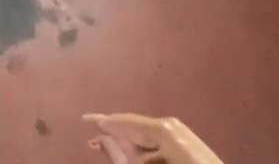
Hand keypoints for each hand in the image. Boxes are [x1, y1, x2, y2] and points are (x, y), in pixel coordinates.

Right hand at [84, 114, 225, 163]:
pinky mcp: (194, 150)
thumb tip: (104, 137)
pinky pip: (164, 148)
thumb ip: (125, 157)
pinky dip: (150, 154)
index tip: (85, 119)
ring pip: (152, 139)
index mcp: (164, 129)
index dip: (105, 121)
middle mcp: (175, 128)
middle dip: (118, 136)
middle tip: (94, 140)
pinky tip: (141, 159)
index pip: (128, 122)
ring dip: (133, 148)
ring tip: (114, 153)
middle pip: (139, 129)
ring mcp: (187, 139)